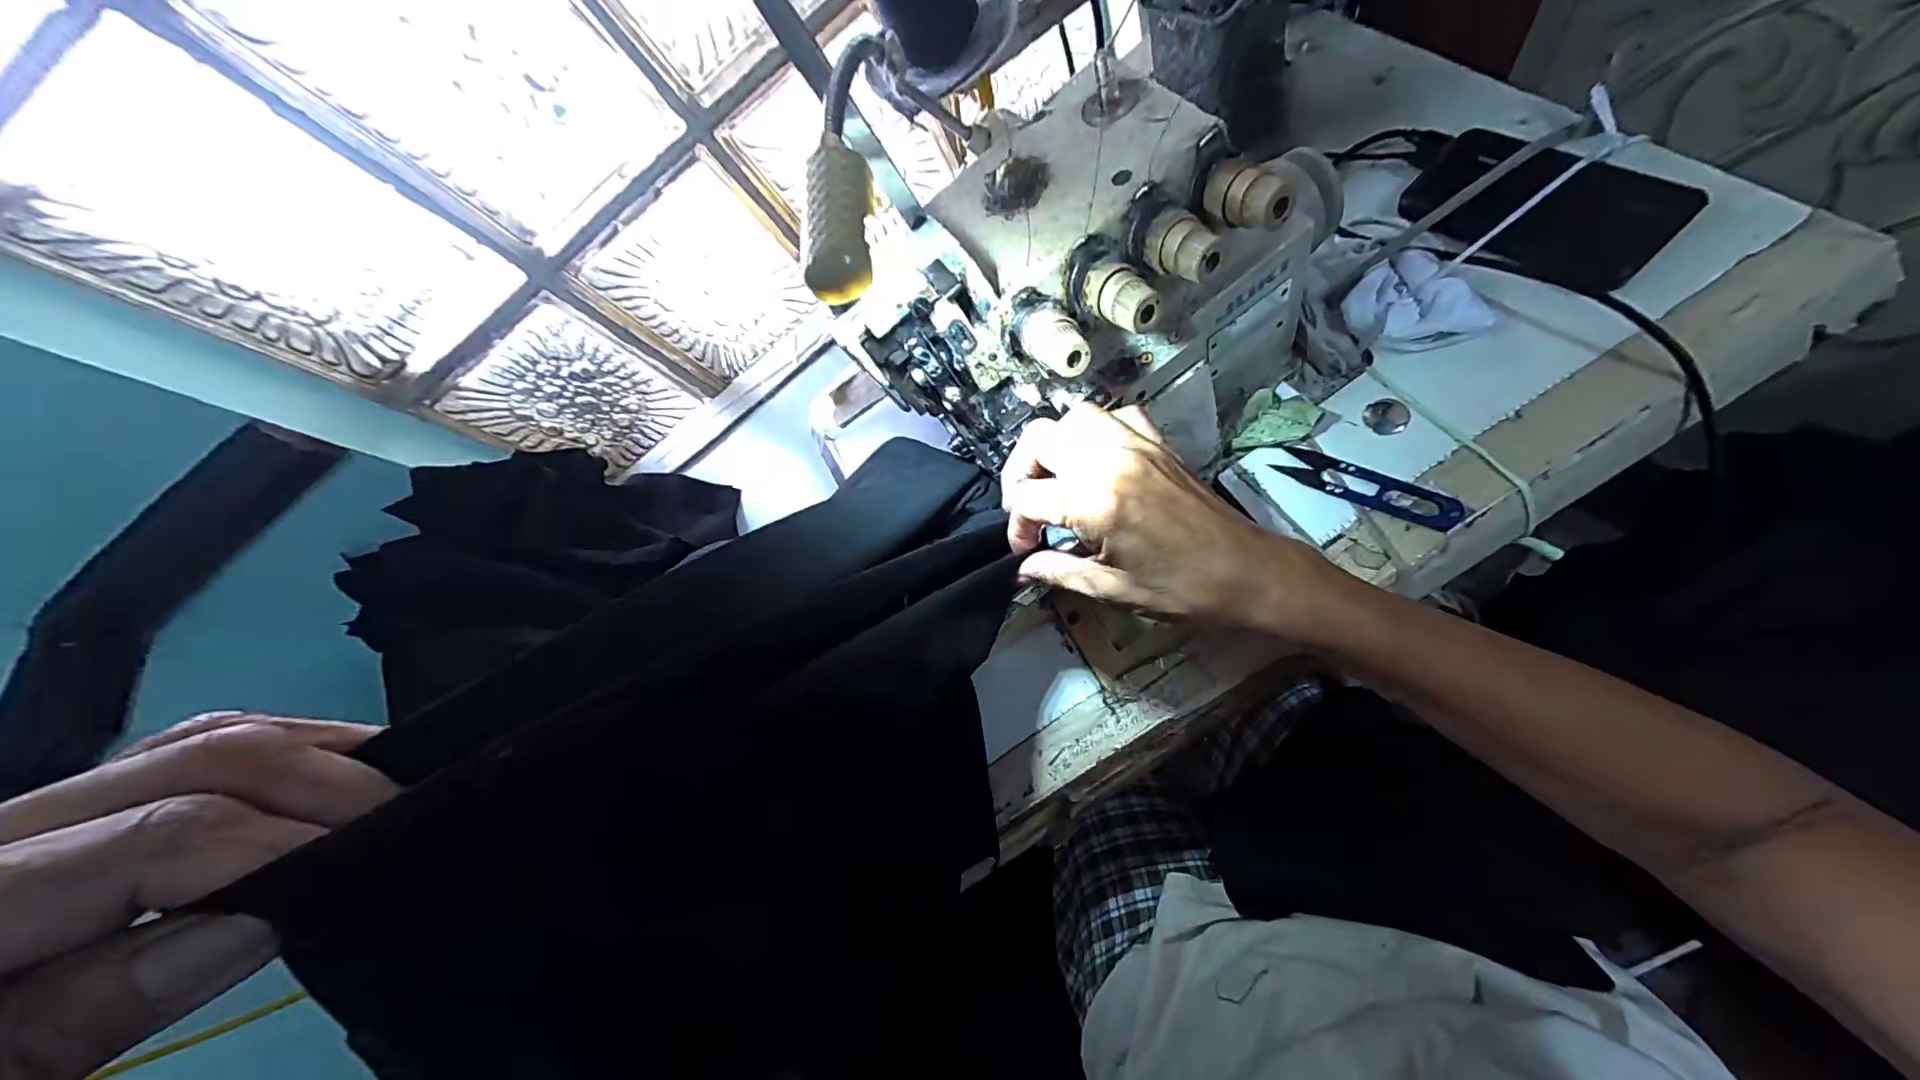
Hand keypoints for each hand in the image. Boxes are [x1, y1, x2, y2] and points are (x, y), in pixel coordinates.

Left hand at [0, 713, 397, 1077]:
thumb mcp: (4, 1076)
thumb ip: (101, 1003)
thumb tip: (268, 917)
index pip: (167, 832)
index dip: (287, 848)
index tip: (368, 879)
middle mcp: (3, 826)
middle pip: (213, 756)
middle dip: (336, 783)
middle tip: (410, 826)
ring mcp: (48, 804)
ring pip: (220, 735)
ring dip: (332, 758)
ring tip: (396, 798)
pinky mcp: (92, 806)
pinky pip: (208, 748)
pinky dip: (296, 757)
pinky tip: (347, 779)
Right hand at [1001, 404, 1356, 634]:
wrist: (1246, 571)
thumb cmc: (1182, 588)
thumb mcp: (1111, 588)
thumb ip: (1058, 571)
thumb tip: (1024, 569)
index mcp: (1096, 500)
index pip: (1029, 498)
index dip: (1017, 527)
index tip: (1025, 549)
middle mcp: (1110, 460)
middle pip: (1038, 440)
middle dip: (1020, 473)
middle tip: (1027, 507)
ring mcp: (1136, 445)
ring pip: (1073, 417)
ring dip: (1053, 444)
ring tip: (1054, 478)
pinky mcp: (1157, 443)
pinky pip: (1115, 415)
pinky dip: (1095, 431)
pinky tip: (1094, 460)